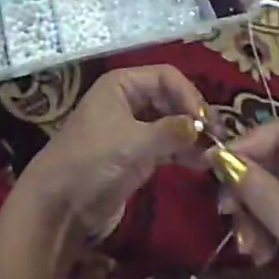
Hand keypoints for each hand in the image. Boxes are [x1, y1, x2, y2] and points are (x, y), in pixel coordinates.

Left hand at [16, 65, 204, 240]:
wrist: (61, 202)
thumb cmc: (92, 160)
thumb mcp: (132, 142)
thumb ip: (170, 131)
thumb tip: (202, 126)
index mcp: (121, 84)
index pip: (165, 76)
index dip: (188, 94)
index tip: (206, 121)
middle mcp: (127, 100)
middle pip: (171, 97)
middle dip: (194, 115)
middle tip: (217, 139)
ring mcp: (133, 128)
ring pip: (172, 123)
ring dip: (193, 136)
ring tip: (213, 154)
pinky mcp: (136, 154)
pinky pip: (168, 145)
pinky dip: (184, 152)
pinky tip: (201, 164)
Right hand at [214, 122, 278, 278]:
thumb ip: (264, 196)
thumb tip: (219, 158)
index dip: (245, 146)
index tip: (211, 168)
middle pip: (275, 158)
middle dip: (248, 186)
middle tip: (225, 213)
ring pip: (273, 183)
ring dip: (253, 212)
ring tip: (245, 245)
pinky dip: (265, 226)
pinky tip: (259, 253)